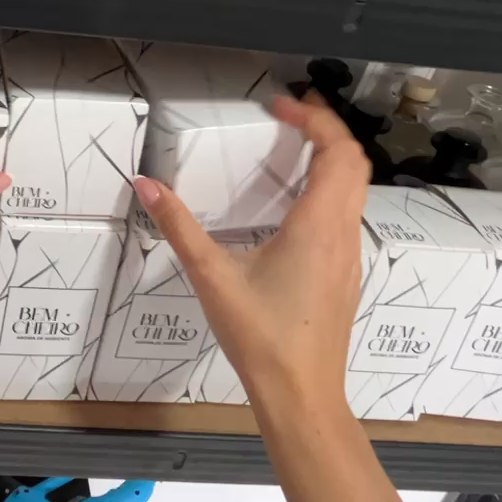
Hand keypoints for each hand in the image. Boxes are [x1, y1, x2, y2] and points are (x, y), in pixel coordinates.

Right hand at [134, 93, 369, 407]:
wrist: (301, 396)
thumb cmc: (261, 336)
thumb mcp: (211, 275)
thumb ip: (178, 226)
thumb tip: (146, 185)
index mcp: (318, 226)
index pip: (336, 153)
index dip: (315, 120)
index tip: (282, 105)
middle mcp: (342, 235)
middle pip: (354, 164)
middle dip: (327, 129)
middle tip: (294, 111)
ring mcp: (348, 257)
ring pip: (355, 191)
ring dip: (331, 159)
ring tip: (295, 145)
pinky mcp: (343, 275)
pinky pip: (346, 215)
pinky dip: (329, 189)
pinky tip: (294, 204)